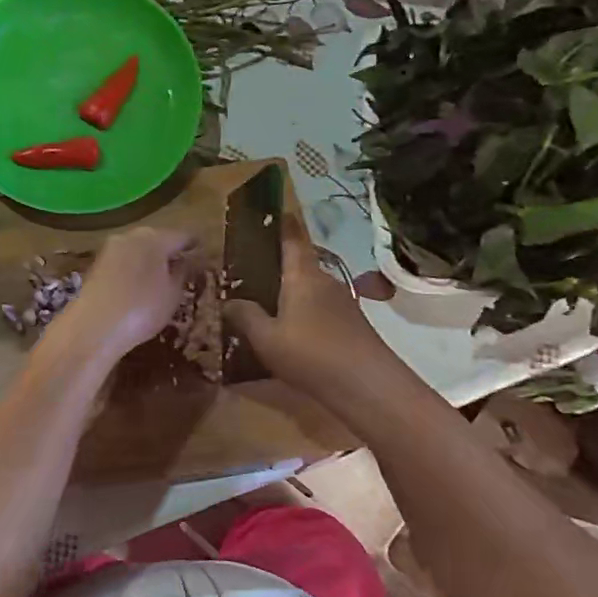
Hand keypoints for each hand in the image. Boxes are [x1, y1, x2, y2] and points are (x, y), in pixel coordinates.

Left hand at [55, 227, 196, 360]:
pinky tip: (137, 284)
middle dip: (168, 249)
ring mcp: (110, 249)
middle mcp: (131, 236)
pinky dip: (132, 268)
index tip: (201, 249)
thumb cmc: (142, 310)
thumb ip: (181, 273)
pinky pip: (122, 261)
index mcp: (155, 239)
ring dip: (148, 258)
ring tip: (160, 276)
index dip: (193, 244)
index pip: (181, 236)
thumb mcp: (172, 294)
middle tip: (181, 264)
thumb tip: (184, 261)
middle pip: (156, 238)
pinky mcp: (96, 264)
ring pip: (136, 249)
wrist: (94, 327)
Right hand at [225, 217, 396, 400]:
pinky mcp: (350, 325)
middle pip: (300, 264)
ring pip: (309, 288)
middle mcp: (324, 282)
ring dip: (290, 291)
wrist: (368, 386)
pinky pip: (319, 308)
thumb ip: (246, 317)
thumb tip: (229, 302)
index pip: (293, 238)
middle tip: (249, 269)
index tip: (275, 210)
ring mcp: (342, 303)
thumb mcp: (267, 339)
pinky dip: (302, 311)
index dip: (283, 223)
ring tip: (264, 302)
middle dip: (278, 264)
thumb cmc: (311, 354)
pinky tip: (289, 331)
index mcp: (302, 276)